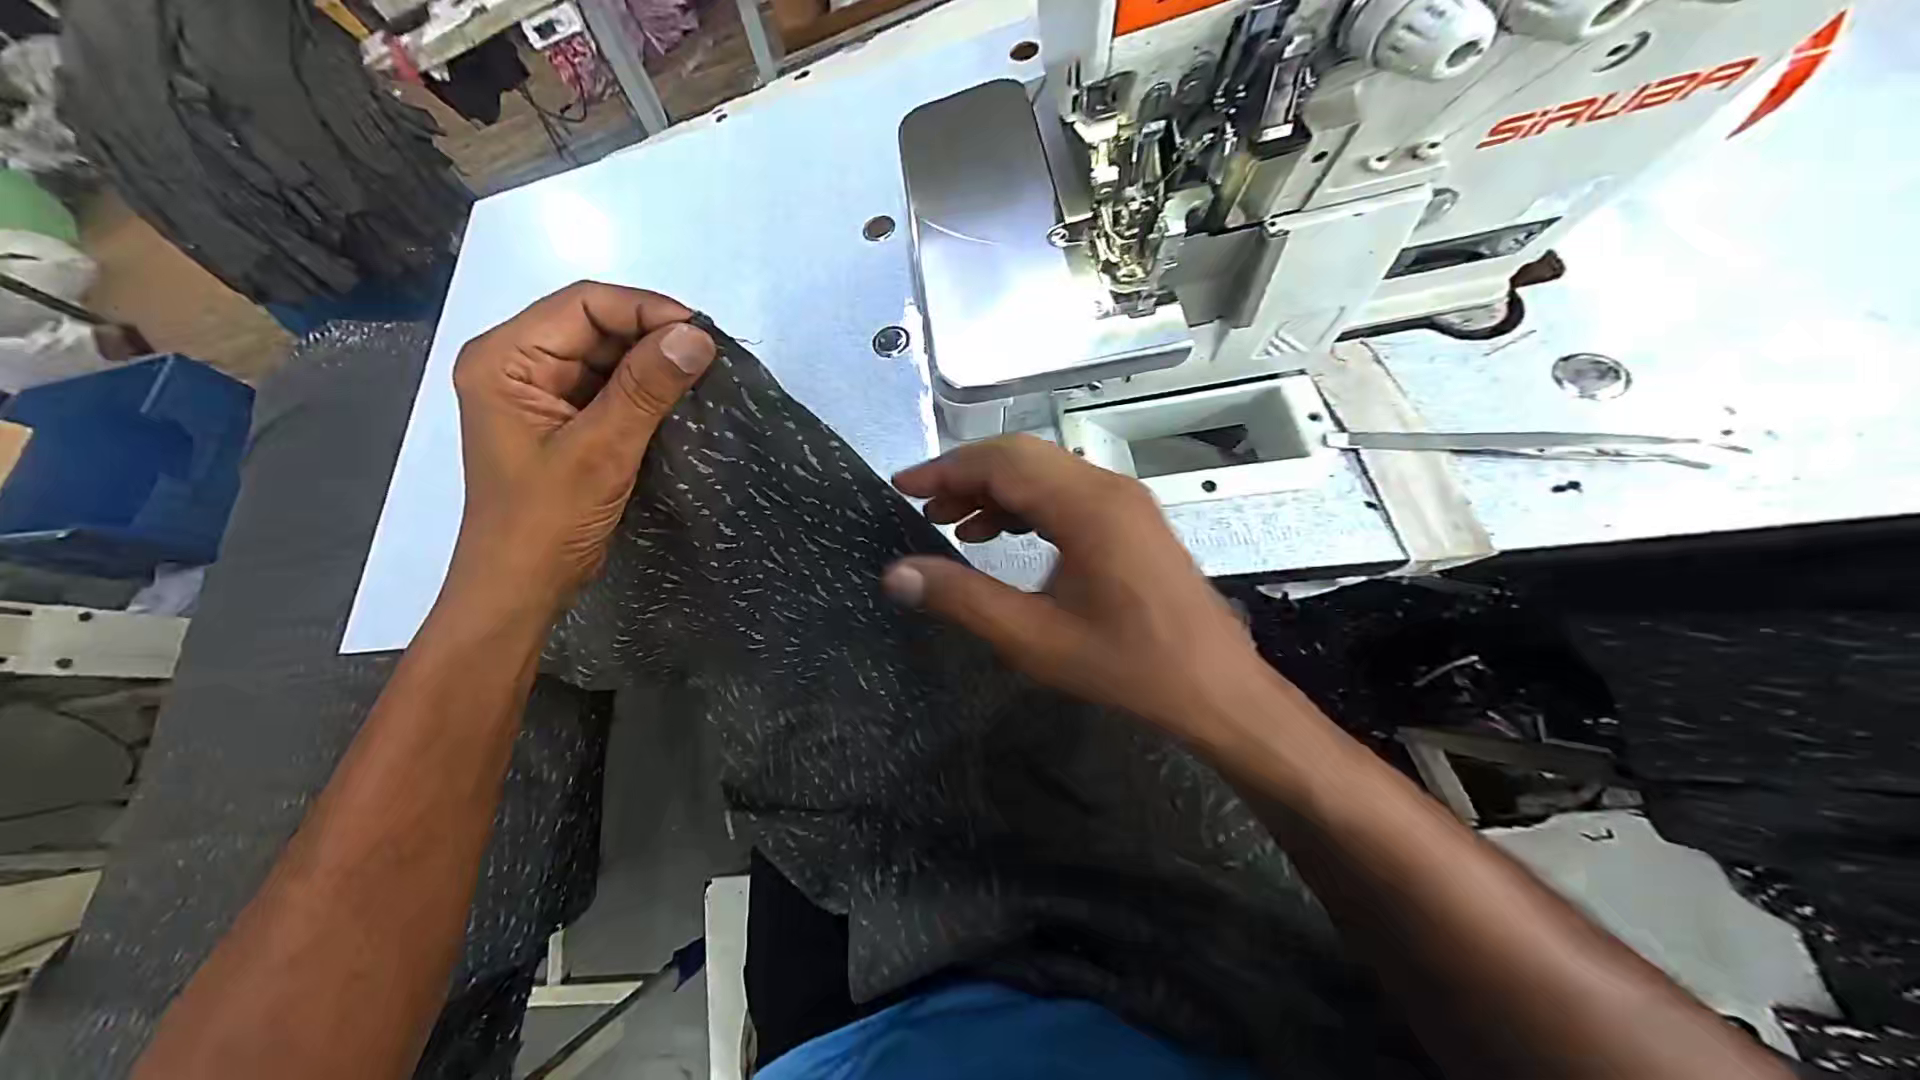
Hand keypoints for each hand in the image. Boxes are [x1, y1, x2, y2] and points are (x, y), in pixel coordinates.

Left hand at [449, 281, 714, 613]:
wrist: (523, 586)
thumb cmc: (547, 520)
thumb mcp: (600, 450)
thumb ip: (646, 388)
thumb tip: (698, 336)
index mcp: (505, 358)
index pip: (584, 304)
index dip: (646, 310)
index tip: (703, 335)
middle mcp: (518, 364)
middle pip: (595, 324)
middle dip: (653, 336)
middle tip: (710, 358)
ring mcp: (541, 392)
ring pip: (608, 355)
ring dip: (654, 363)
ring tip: (704, 376)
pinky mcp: (565, 418)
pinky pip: (611, 387)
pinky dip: (647, 389)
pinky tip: (681, 398)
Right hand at [882, 435, 1294, 742]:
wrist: (1215, 687)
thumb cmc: (1126, 666)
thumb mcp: (1034, 638)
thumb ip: (963, 599)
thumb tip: (897, 574)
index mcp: (1087, 507)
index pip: (1001, 463)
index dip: (945, 469)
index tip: (903, 485)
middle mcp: (1108, 488)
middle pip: (1022, 457)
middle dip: (966, 475)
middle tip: (924, 506)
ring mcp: (1125, 499)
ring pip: (1045, 472)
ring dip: (995, 489)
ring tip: (953, 523)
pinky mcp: (1131, 517)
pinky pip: (1067, 492)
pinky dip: (1026, 504)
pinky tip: (1001, 534)